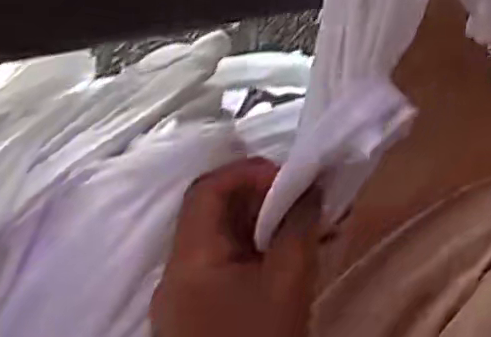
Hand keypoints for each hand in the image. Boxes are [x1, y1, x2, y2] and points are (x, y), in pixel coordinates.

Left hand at [152, 158, 318, 336]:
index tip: (291, 180)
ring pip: (225, 238)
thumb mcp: (289, 279)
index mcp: (189, 262)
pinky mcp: (199, 318)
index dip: (250, 172)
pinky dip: (262, 250)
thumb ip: (300, 222)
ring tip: (313, 227)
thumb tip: (311, 182)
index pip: (207, 189)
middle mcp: (177, 275)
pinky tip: (297, 257)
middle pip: (215, 211)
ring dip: (269, 223)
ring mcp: (185, 300)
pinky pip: (228, 264)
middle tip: (307, 200)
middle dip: (265, 196)